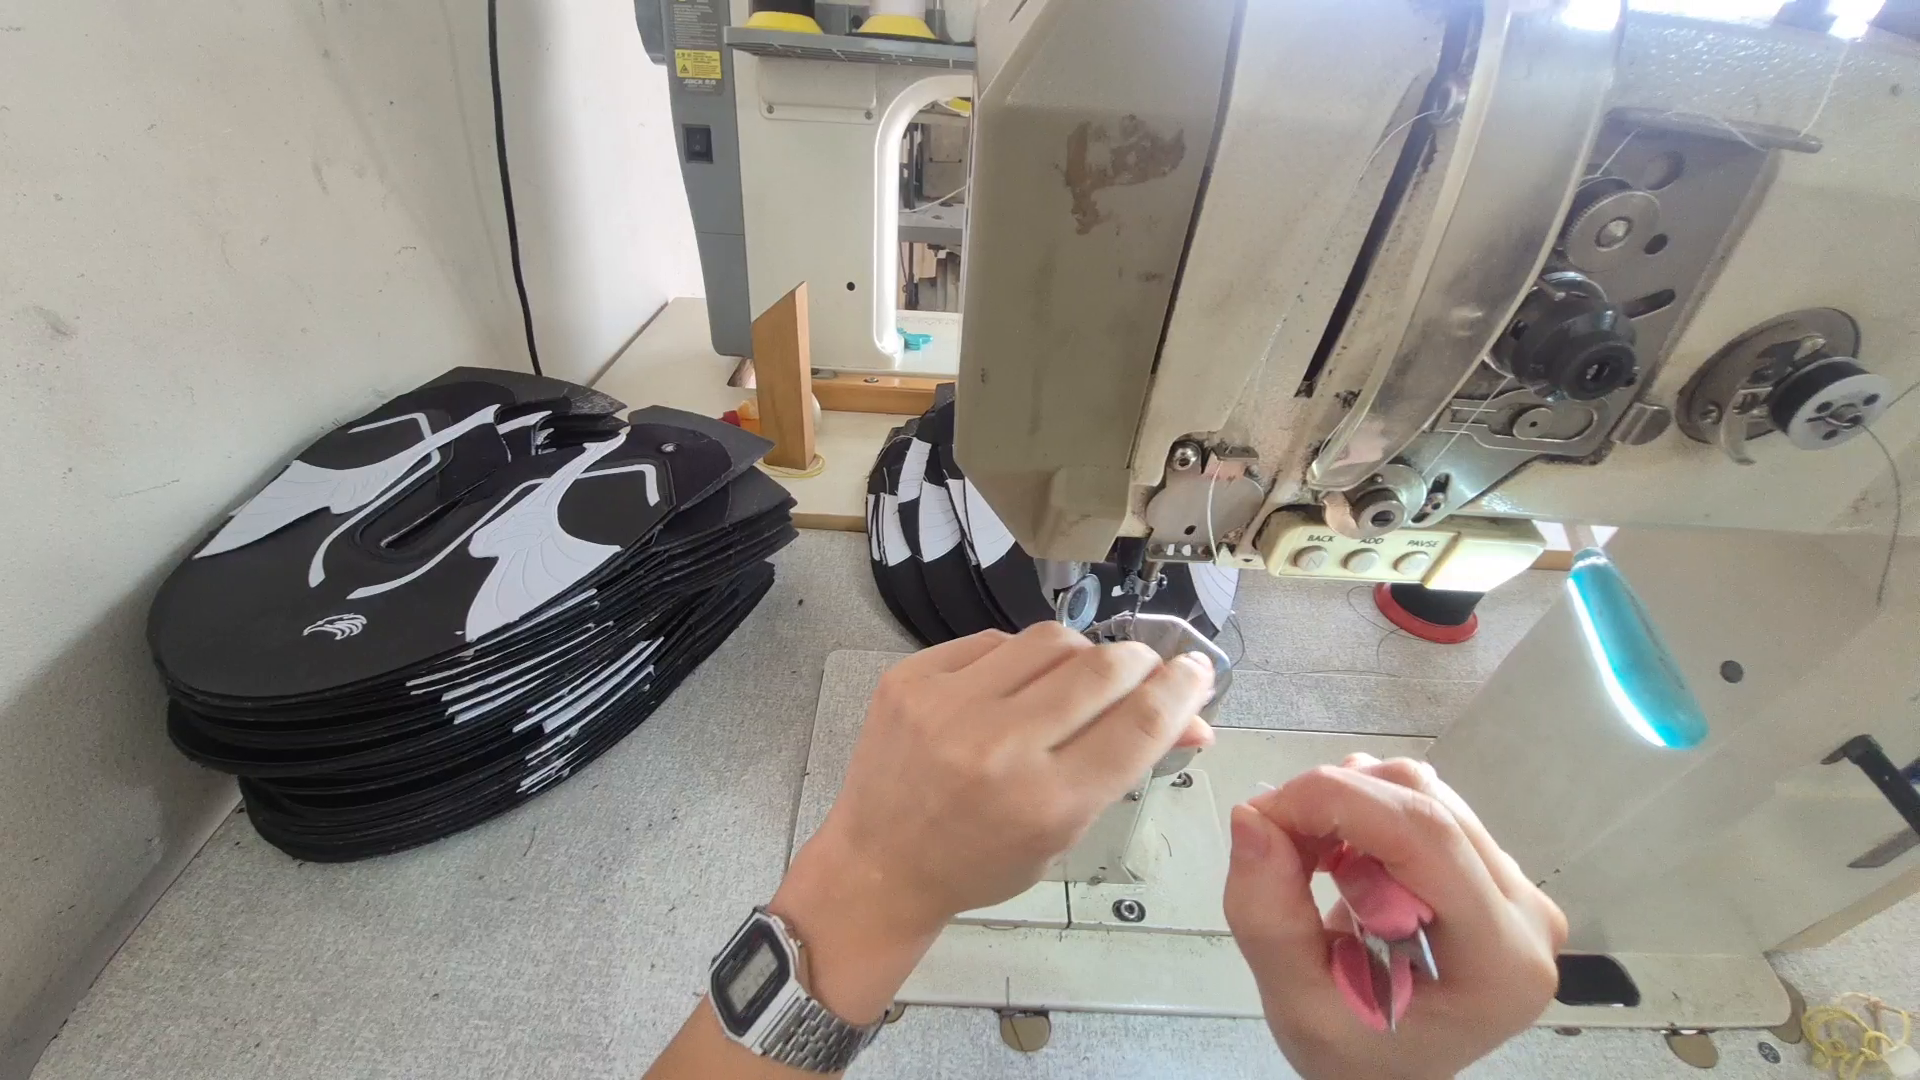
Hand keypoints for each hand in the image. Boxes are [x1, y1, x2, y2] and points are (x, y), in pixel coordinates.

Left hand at [769, 623, 1215, 1021]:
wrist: (879, 863)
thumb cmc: (980, 864)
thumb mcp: (1063, 834)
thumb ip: (1121, 767)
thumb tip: (1186, 715)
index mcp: (1046, 803)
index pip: (1140, 724)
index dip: (1182, 690)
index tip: (1197, 671)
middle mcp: (999, 745)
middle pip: (1101, 668)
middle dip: (1140, 661)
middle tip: (1146, 667)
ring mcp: (947, 703)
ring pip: (1050, 639)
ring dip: (1082, 653)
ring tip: (1079, 675)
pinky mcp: (911, 675)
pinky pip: (994, 640)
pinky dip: (1020, 657)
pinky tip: (1017, 681)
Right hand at [1223, 755, 1567, 1079]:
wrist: (1388, 1068)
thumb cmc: (1351, 1051)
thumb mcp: (1294, 1004)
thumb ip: (1268, 917)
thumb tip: (1251, 817)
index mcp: (1498, 960)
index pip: (1422, 832)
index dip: (1334, 800)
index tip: (1264, 816)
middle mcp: (1523, 912)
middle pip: (1419, 800)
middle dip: (1329, 800)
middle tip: (1276, 839)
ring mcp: (1511, 883)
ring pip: (1415, 788)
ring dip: (1342, 803)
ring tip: (1310, 858)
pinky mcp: (1486, 864)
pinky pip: (1414, 799)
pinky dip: (1356, 808)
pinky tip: (1336, 855)